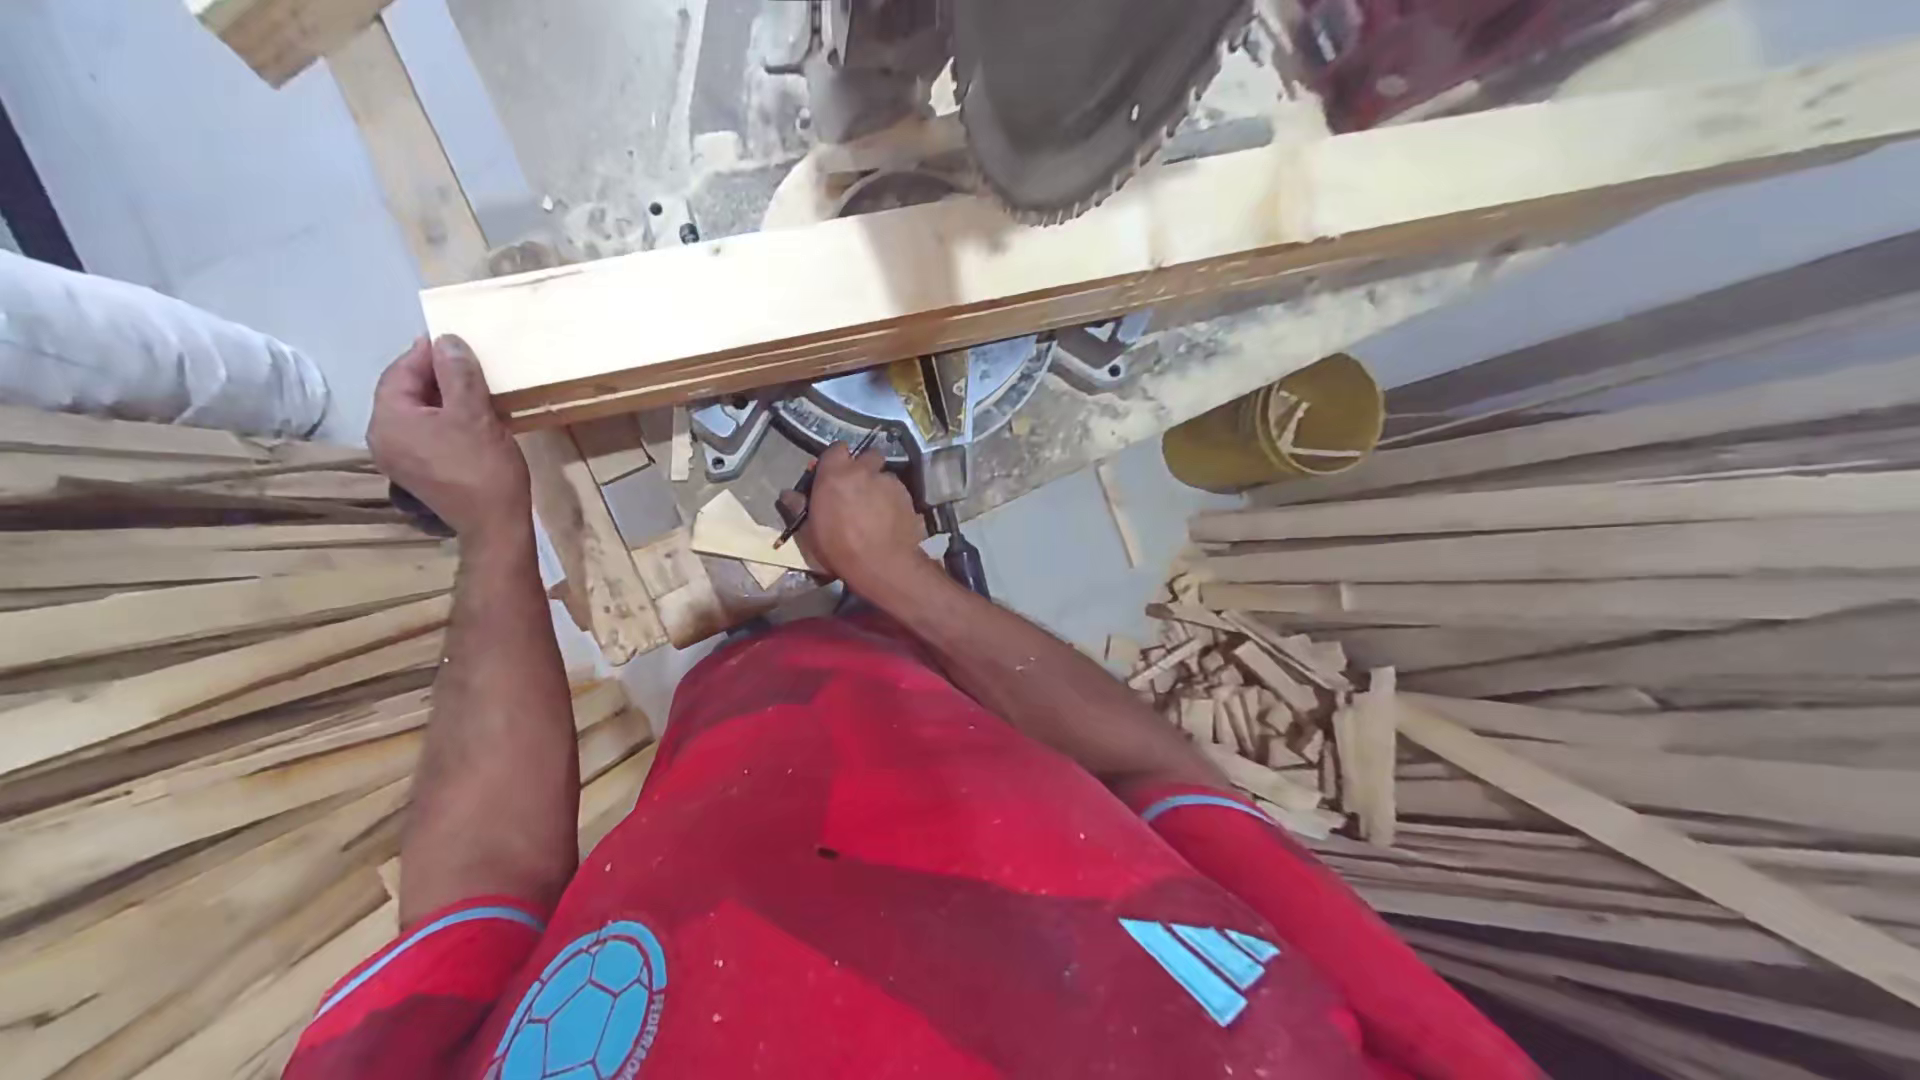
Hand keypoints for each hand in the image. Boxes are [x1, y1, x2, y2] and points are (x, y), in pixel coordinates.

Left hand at [367, 335, 530, 542]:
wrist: (494, 523)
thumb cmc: (484, 467)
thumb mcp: (475, 414)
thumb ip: (457, 374)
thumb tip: (446, 340)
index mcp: (390, 420)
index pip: (400, 373)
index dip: (425, 352)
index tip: (451, 338)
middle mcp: (383, 438)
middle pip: (403, 393)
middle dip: (433, 375)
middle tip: (466, 362)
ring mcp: (398, 458)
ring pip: (415, 415)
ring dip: (440, 398)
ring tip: (472, 389)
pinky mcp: (418, 473)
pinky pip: (424, 434)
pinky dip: (443, 420)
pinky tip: (468, 421)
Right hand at [777, 442, 927, 593]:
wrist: (882, 565)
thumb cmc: (839, 548)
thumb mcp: (809, 531)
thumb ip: (799, 506)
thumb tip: (787, 494)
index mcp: (835, 474)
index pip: (836, 449)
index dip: (836, 460)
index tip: (834, 474)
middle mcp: (864, 471)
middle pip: (868, 456)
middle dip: (864, 467)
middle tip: (858, 488)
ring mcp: (889, 482)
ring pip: (884, 475)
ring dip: (880, 486)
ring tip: (877, 508)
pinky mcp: (909, 496)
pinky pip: (899, 492)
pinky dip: (894, 500)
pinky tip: (891, 519)